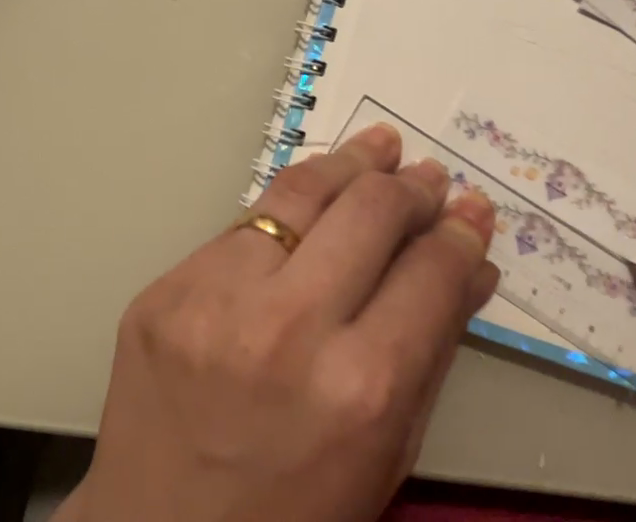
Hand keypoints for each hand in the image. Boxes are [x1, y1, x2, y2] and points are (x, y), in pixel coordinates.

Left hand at [55, 124, 499, 521]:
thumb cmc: (294, 510)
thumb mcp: (386, 451)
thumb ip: (432, 350)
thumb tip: (469, 264)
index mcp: (360, 387)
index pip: (430, 273)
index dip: (460, 234)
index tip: (470, 213)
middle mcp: (287, 329)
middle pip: (369, 213)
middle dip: (411, 188)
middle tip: (428, 177)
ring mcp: (214, 301)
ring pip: (300, 194)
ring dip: (349, 165)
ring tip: (378, 149)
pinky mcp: (165, 290)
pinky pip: (241, 228)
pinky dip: (286, 209)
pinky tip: (310, 198)